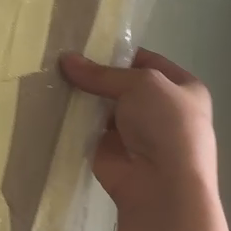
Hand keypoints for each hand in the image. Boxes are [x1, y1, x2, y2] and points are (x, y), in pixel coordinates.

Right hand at [60, 48, 217, 211]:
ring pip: (101, 107)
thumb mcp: (141, 84)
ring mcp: (132, 131)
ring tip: (49, 82)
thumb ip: (102, 74)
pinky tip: (50, 109)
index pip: (145, 61)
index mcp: (181, 87)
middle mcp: (158, 108)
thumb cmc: (165, 125)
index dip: (116, 53)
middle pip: (120, 85)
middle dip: (94, 76)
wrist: (160, 182)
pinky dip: (72, 122)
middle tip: (59, 63)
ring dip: (81, 99)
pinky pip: (87, 130)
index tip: (83, 48)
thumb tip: (66, 59)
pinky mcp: (108, 150)